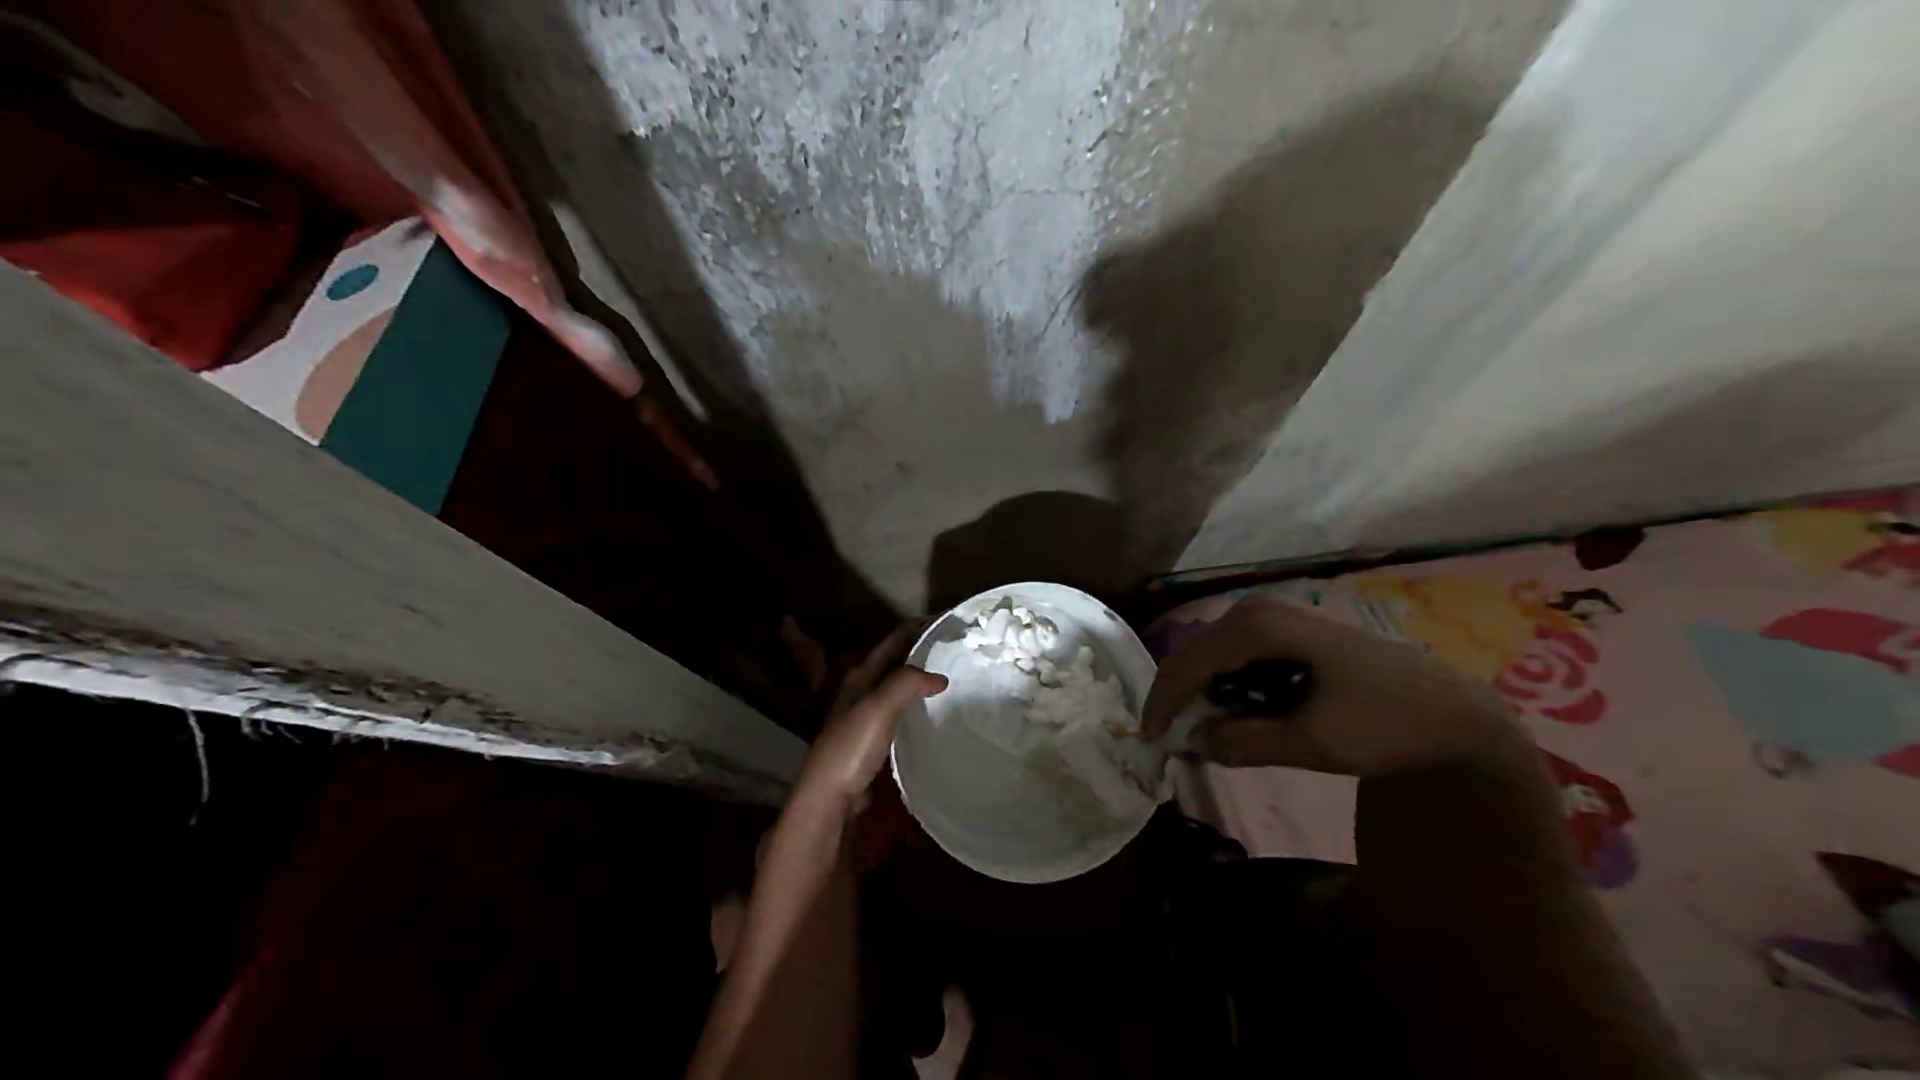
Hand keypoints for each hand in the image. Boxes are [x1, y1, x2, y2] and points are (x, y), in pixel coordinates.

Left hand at [794, 624, 947, 810]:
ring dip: (920, 679)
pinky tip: (934, 712)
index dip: (916, 628)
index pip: (892, 641)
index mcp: (859, 676)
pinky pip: (901, 713)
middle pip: (895, 662)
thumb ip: (908, 683)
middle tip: (955, 648)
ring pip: (898, 687)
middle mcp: (861, 691)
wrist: (830, 797)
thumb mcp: (879, 705)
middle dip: (921, 651)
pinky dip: (918, 705)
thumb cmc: (851, 746)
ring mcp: (866, 716)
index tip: (946, 621)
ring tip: (952, 675)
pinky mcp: (873, 740)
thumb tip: (940, 676)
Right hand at [1143, 597, 1530, 776]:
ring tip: (1201, 731)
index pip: (1190, 663)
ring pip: (1215, 654)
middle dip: (1180, 696)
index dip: (1164, 702)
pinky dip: (1226, 685)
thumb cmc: (1385, 724)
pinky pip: (1237, 655)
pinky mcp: (1289, 630)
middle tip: (1174, 739)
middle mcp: (1260, 611)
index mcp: (1262, 628)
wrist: (1454, 713)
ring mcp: (1276, 616)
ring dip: (1202, 692)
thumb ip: (1245, 744)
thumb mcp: (1313, 743)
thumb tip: (1194, 743)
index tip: (1153, 740)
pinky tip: (1235, 712)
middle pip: (1197, 654)